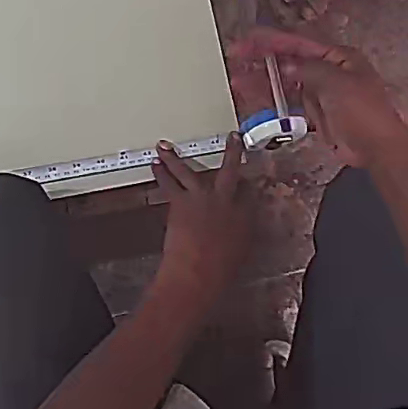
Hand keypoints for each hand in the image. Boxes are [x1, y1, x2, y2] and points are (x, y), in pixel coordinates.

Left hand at [149, 132, 252, 304]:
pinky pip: (169, 182)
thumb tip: (234, 229)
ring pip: (188, 170)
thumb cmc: (220, 270)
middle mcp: (226, 200)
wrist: (197, 270)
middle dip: (233, 152)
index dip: (251, 181)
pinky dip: (161, 172)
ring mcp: (202, 197)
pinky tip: (156, 163)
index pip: (251, 191)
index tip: (250, 172)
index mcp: (245, 216)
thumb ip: (239, 235)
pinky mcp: (181, 200)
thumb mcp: (240, 252)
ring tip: (166, 145)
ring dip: (175, 157)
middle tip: (233, 138)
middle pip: (231, 170)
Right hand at [230, 27, 407, 165]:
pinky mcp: (314, 111)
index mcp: (338, 57)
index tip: (248, 39)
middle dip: (261, 59)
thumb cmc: (364, 112)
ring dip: (261, 80)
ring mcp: (319, 91)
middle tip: (236, 56)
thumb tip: (286, 67)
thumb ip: (309, 70)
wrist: (376, 149)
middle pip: (288, 60)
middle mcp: (327, 70)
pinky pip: (287, 100)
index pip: (298, 43)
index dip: (271, 40)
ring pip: (284, 81)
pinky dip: (270, 99)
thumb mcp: (337, 83)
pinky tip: (254, 97)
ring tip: (238, 80)